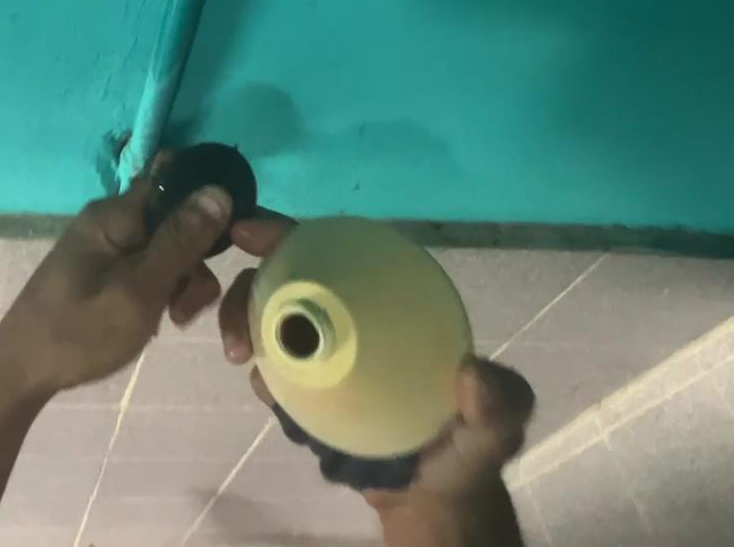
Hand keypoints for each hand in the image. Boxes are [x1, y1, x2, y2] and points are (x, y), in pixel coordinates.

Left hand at [0, 155, 233, 398]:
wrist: (22, 371)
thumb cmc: (80, 332)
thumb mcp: (139, 290)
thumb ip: (179, 241)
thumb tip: (219, 189)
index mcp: (116, 213)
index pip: (175, 180)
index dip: (209, 203)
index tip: (232, 242)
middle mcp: (111, 218)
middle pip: (175, 219)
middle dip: (195, 259)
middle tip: (187, 307)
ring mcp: (105, 243)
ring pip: (165, 247)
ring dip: (180, 281)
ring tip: (173, 321)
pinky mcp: (103, 267)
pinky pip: (147, 264)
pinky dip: (160, 289)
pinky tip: (158, 320)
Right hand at [217, 220, 534, 512]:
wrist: (428, 502)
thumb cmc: (462, 453)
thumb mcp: (492, 431)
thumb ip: (501, 405)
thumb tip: (472, 373)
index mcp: (378, 298)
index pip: (326, 248)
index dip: (283, 231)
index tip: (247, 234)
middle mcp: (342, 311)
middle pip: (278, 276)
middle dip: (243, 285)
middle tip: (233, 325)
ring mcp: (316, 346)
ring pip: (261, 312)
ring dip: (238, 321)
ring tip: (237, 356)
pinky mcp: (298, 380)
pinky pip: (265, 361)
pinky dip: (253, 365)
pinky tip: (260, 387)